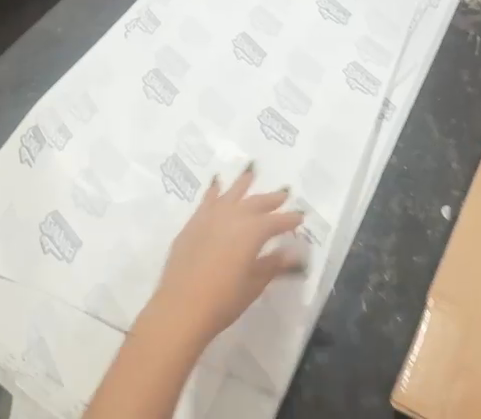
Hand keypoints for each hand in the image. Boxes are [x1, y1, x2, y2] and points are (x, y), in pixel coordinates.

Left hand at [137, 164, 304, 352]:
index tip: (301, 216)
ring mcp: (210, 217)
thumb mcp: (254, 284)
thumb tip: (296, 254)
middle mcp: (233, 217)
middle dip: (271, 199)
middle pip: (256, 203)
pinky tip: (216, 182)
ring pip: (231, 194)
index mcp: (253, 231)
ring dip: (243, 183)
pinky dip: (214, 190)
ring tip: (251, 171)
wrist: (180, 309)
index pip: (277, 222)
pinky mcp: (192, 224)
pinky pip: (207, 200)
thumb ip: (274, 264)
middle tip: (283, 194)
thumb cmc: (223, 300)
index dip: (290, 219)